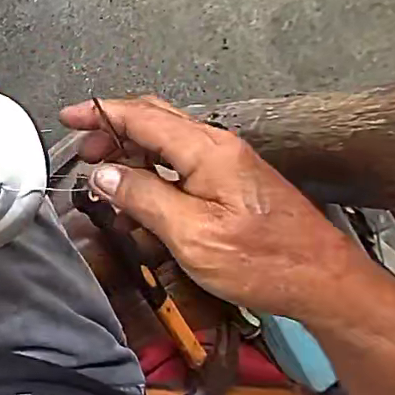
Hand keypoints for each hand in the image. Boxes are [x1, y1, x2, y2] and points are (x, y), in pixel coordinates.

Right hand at [58, 97, 372, 321]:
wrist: (322, 279)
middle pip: (153, 119)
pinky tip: (141, 190)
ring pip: (166, 139)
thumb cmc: (267, 261)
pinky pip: (181, 160)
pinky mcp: (231, 180)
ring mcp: (226, 161)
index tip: (71, 117)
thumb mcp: (192, 234)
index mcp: (206, 150)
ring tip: (105, 172)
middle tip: (83, 149)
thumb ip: (143, 197)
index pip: (141, 116)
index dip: (100, 114)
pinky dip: (152, 166)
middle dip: (112, 128)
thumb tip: (106, 175)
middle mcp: (217, 146)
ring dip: (131, 149)